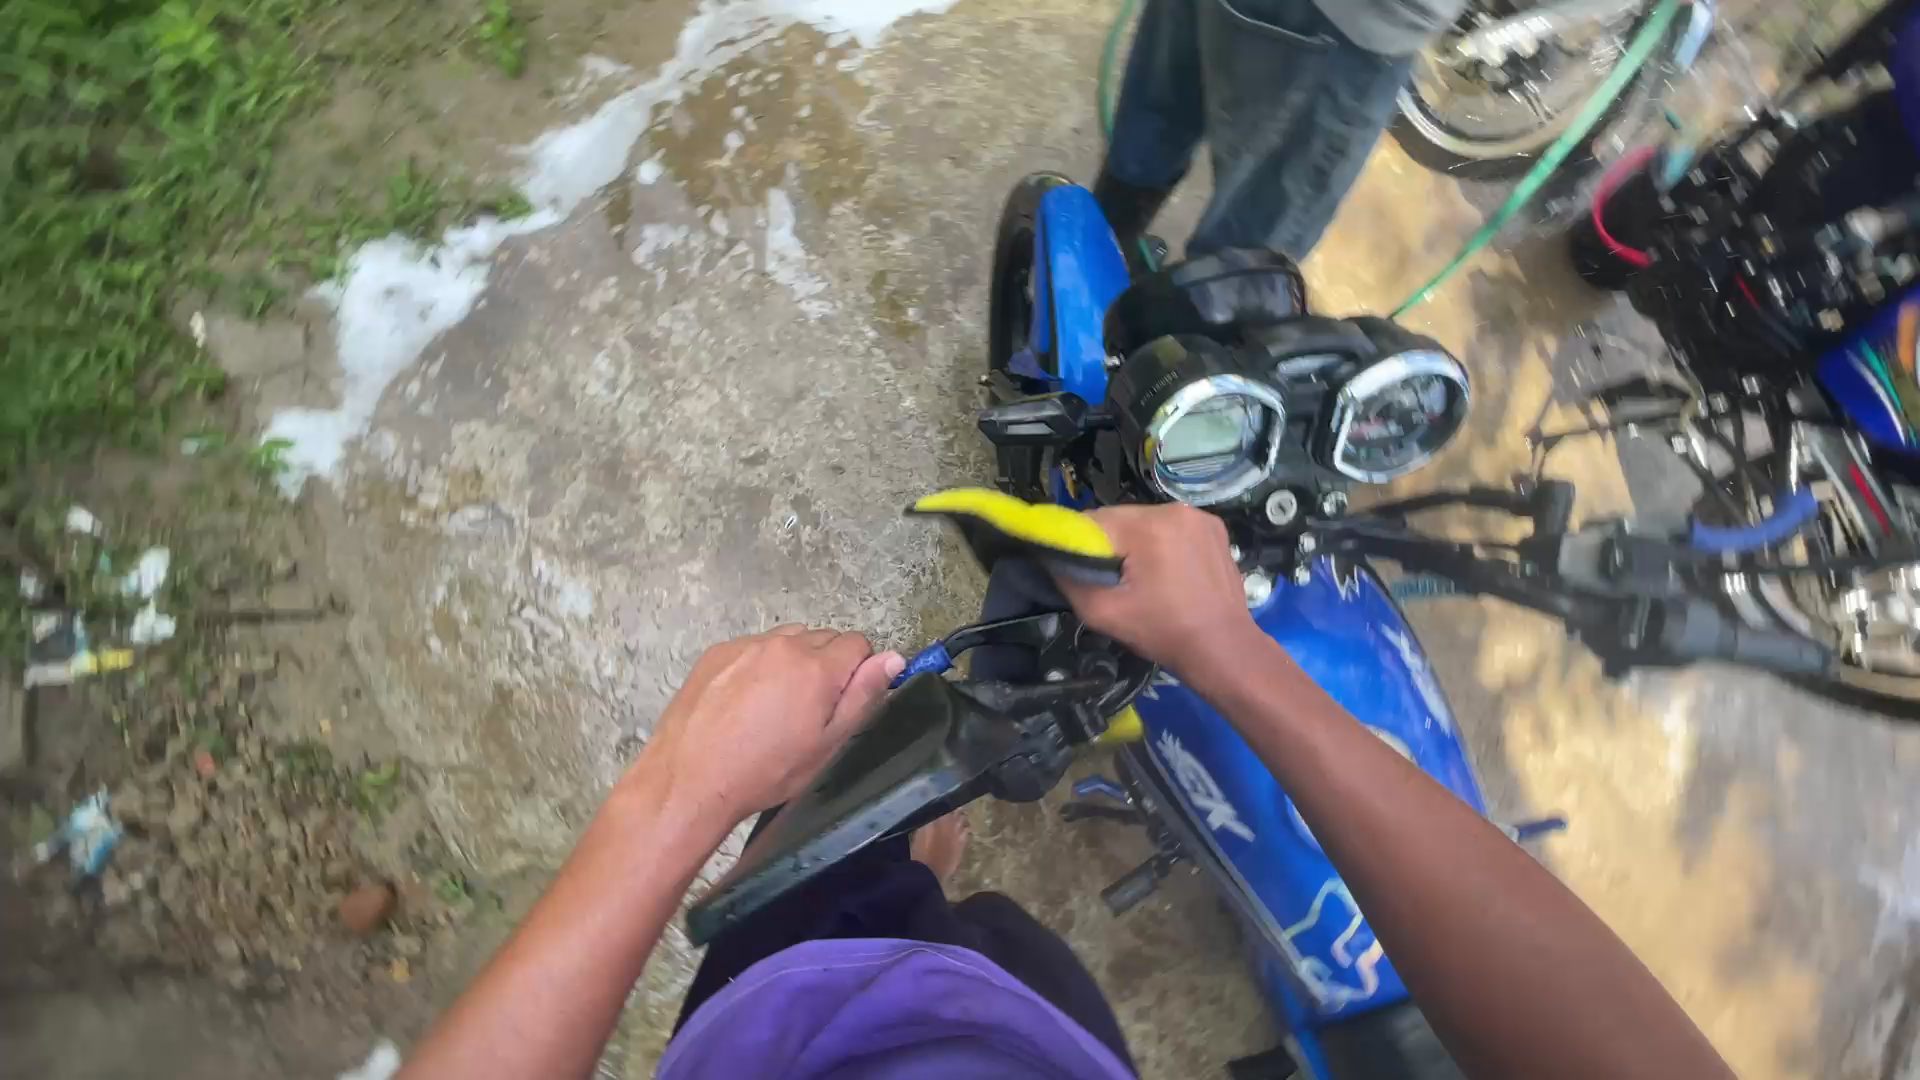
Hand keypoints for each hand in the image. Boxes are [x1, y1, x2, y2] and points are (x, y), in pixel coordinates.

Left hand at [636, 626, 904, 824]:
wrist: (690, 779)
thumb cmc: (766, 770)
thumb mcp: (828, 743)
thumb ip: (864, 695)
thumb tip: (893, 657)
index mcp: (818, 666)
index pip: (859, 643)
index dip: (857, 671)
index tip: (840, 701)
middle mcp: (784, 644)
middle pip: (824, 638)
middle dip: (826, 665)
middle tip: (808, 709)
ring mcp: (748, 645)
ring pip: (789, 639)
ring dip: (793, 661)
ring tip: (775, 705)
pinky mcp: (718, 651)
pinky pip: (754, 647)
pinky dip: (759, 665)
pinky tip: (744, 702)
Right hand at [1054, 504, 1259, 680]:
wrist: (1223, 649)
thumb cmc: (1162, 632)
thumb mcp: (1101, 613)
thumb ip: (1068, 578)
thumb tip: (1049, 555)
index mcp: (1148, 528)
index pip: (1091, 520)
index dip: (1077, 544)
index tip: (1080, 570)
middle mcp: (1175, 510)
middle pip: (1119, 517)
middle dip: (1108, 543)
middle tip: (1109, 578)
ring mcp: (1199, 516)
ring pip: (1143, 520)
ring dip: (1133, 541)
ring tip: (1139, 576)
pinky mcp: (1214, 526)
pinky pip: (1169, 526)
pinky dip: (1160, 542)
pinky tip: (1166, 570)